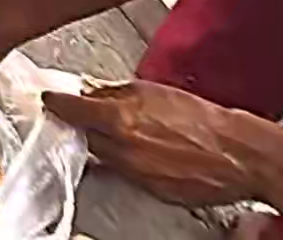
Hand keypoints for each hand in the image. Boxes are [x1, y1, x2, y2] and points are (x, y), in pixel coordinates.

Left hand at [42, 81, 258, 206]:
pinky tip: (130, 149)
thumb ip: (112, 91)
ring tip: (107, 130)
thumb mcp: (146, 90)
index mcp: (119, 119)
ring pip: (102, 157)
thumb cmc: (194, 116)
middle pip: (84, 137)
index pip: (72, 111)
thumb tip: (89, 93)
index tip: (48, 98)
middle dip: (78, 125)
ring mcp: (137, 175)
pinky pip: (124, 173)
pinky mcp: (152, 192)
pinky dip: (121, 160)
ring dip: (99, 143)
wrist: (234, 153)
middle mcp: (123, 150)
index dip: (56, 103)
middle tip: (76, 113)